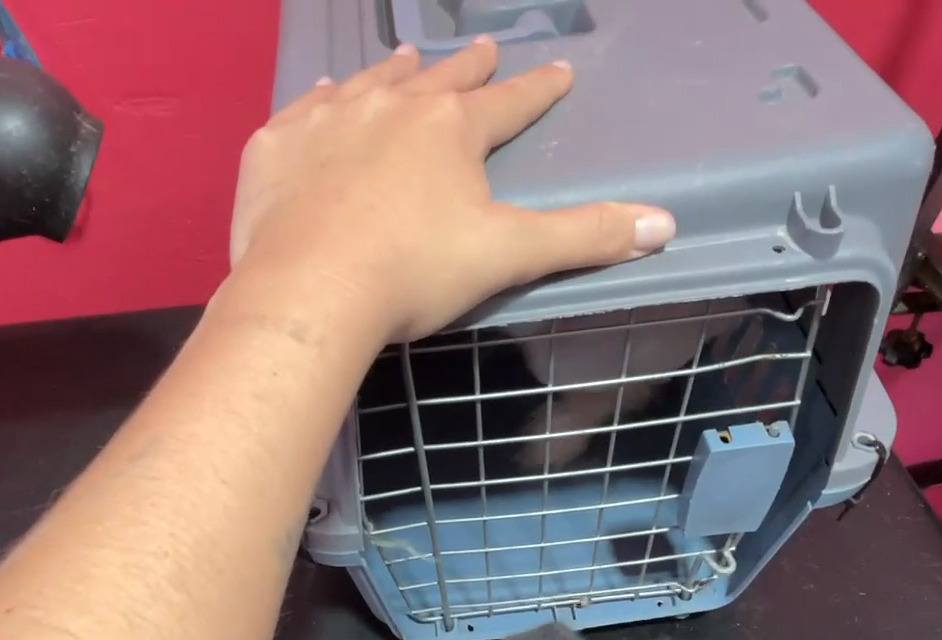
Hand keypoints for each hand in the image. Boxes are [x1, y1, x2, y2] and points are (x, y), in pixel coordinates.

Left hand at [228, 38, 676, 347]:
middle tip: (484, 48)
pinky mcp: (276, 149)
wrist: (310, 290)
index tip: (561, 71)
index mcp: (452, 129)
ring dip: (396, 73)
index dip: (539, 90)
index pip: (510, 103)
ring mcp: (328, 120)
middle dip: (469, 67)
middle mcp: (392, 107)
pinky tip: (324, 98)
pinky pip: (305, 110)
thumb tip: (665, 226)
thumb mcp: (508, 256)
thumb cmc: (415, 272)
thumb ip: (583, 238)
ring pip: (372, 83)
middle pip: (441, 80)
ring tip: (408, 60)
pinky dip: (322, 102)